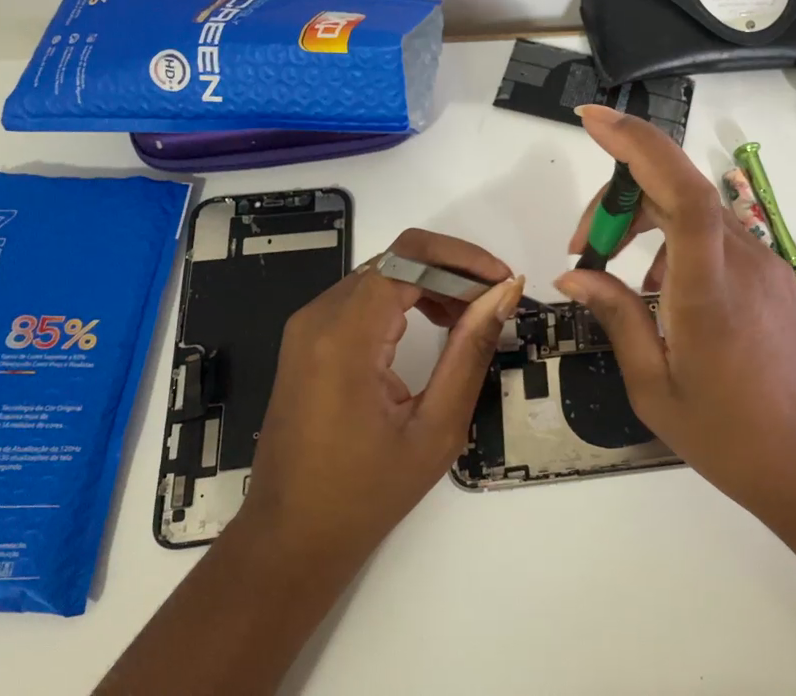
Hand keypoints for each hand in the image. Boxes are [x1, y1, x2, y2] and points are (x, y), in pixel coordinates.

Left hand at [239, 229, 522, 561]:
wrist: (291, 537)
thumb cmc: (366, 493)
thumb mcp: (435, 427)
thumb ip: (470, 351)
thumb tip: (504, 293)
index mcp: (345, 337)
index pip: (409, 258)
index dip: (463, 260)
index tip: (503, 284)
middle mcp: (318, 319)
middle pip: (395, 259)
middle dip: (452, 270)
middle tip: (494, 302)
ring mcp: (307, 329)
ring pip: (380, 274)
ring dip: (431, 283)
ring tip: (471, 317)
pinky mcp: (307, 342)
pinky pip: (362, 298)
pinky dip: (404, 300)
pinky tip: (434, 326)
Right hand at [555, 106, 795, 523]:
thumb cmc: (730, 438)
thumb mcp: (654, 387)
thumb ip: (616, 317)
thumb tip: (574, 275)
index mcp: (709, 288)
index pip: (679, 188)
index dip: (637, 143)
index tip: (592, 120)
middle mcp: (744, 261)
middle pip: (678, 192)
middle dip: (620, 199)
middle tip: (583, 247)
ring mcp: (767, 267)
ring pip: (698, 214)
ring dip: (648, 224)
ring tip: (617, 277)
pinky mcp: (776, 280)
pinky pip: (718, 240)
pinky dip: (678, 246)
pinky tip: (662, 292)